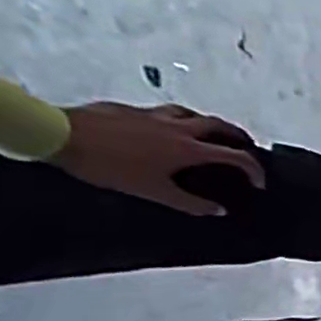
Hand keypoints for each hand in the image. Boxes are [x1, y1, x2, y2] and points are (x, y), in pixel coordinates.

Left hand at [53, 102, 266, 215]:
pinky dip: (176, 122)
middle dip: (238, 136)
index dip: (253, 170)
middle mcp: (178, 127)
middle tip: (245, 146)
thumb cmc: (112, 168)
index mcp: (188, 149)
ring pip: (192, 114)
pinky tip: (164, 131)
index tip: (258, 182)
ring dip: (207, 124)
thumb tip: (218, 211)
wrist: (62, 135)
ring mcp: (154, 115)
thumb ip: (189, 203)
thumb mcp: (154, 192)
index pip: (234, 156)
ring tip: (208, 134)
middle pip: (219, 125)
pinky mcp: (132, 110)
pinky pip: (164, 113)